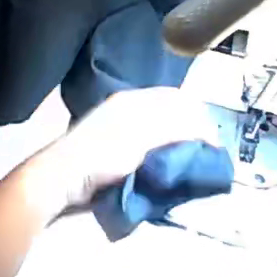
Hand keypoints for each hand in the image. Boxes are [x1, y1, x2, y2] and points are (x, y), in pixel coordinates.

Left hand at [24, 88, 222, 213]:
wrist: (62, 179)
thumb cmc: (100, 155)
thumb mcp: (143, 139)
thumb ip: (176, 131)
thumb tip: (207, 131)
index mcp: (130, 101)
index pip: (174, 98)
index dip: (196, 114)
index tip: (214, 138)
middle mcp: (124, 112)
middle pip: (168, 117)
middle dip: (189, 134)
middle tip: (207, 157)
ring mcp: (118, 133)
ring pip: (159, 136)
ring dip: (176, 149)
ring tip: (192, 167)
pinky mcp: (114, 154)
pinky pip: (147, 152)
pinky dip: (161, 160)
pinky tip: (170, 174)